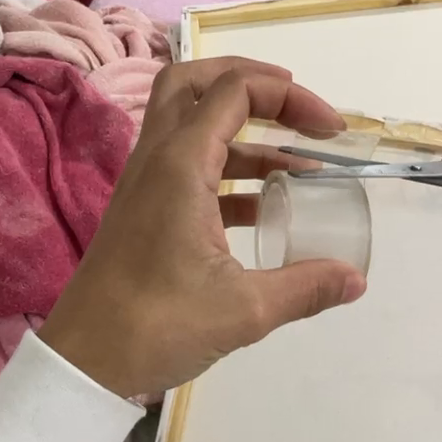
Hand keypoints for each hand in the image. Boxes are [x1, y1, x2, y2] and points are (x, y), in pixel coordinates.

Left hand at [38, 58, 367, 397]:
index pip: (234, 89)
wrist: (86, 359)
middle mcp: (156, 161)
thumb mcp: (244, 309)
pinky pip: (187, 170)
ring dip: (244, 135)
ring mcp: (144, 185)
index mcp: (178, 165)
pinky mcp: (142, 211)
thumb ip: (305, 287)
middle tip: (298, 111)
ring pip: (190, 127)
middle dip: (250, 83)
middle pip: (193, 85)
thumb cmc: (158, 326)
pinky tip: (266, 206)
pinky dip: (228, 173)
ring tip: (302, 166)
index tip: (331, 131)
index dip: (289, 95)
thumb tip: (355, 280)